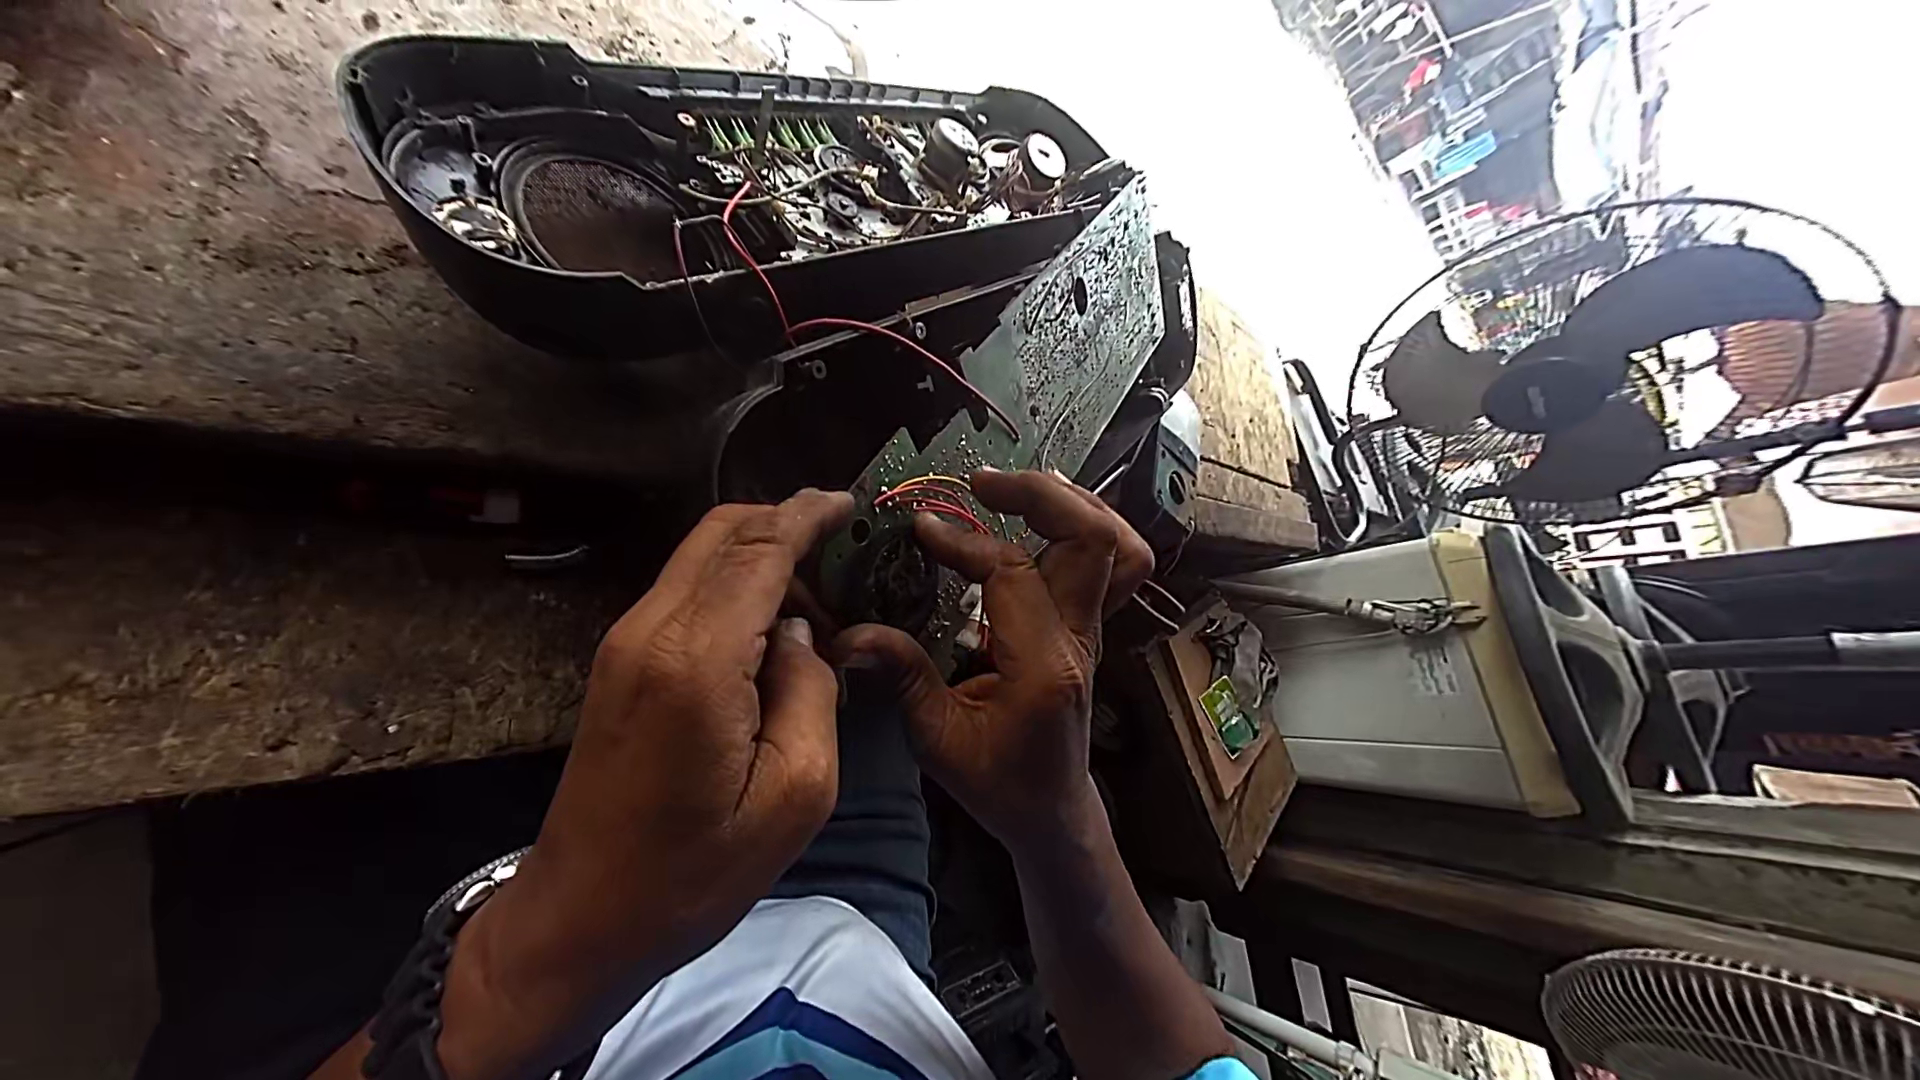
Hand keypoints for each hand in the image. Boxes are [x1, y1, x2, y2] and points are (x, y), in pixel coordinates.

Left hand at [435, 489, 852, 1079]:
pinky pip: (688, 588)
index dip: (808, 516)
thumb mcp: (798, 791)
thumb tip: (798, 631)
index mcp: (697, 661)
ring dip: (763, 555)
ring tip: (817, 603)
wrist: (580, 917)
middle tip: (841, 540)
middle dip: (784, 519)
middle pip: (723, 531)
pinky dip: (737, 582)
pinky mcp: (620, 659)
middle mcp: (652, 630)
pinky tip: (772, 625)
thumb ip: (811, 689)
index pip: (760, 550)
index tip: (848, 503)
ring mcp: (626, 641)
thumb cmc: (697, 870)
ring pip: (702, 554)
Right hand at [834, 470, 1151, 848]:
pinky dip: (1087, 529)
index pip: (1012, 573)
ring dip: (1074, 505)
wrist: (1052, 810)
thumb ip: (903, 677)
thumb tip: (850, 635)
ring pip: (1119, 547)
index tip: (921, 530)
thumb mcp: (938, 739)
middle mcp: (1079, 639)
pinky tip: (1047, 519)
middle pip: (1092, 541)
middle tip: (983, 483)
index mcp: (1043, 665)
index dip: (963, 543)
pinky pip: (1114, 565)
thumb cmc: (999, 783)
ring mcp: (1094, 631)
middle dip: (1039, 496)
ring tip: (1021, 487)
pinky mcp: (1092, 628)